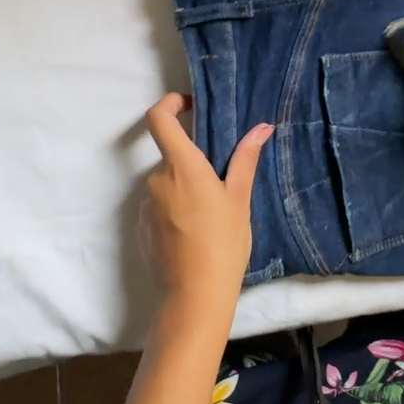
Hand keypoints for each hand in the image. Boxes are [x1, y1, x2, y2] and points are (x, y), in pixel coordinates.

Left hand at [139, 94, 271, 303]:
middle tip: (219, 186)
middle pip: (170, 156)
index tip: (188, 105)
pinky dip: (173, 210)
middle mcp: (156, 179)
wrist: (194, 300)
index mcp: (181, 166)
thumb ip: (245, 159)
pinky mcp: (140, 228)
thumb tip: (262, 127)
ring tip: (209, 217)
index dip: (169, 104)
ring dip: (184, 189)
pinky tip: (193, 235)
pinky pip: (158, 206)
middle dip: (192, 163)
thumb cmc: (223, 244)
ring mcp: (145, 205)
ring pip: (166, 183)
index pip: (158, 118)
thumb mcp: (239, 200)